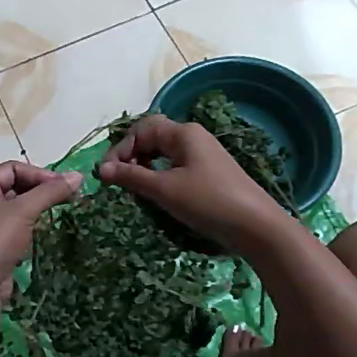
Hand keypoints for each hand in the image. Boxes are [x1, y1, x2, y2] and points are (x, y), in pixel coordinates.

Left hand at [0, 161, 82, 295]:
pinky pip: (11, 226)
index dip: (39, 174)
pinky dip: (27, 225)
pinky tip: (40, 231)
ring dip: (34, 208)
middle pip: (12, 185)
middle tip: (66, 198)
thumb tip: (78, 176)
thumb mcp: (23, 211)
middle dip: (39, 190)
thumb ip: (50, 191)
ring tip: (56, 212)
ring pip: (13, 207)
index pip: (12, 168)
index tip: (64, 186)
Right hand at [97, 114, 284, 252]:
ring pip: (162, 152)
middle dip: (130, 155)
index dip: (120, 149)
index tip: (106, 174)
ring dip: (142, 166)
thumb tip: (100, 169)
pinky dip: (158, 174)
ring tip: (132, 187)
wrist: (255, 226)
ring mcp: (201, 155)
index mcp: (183, 133)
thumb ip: (131, 176)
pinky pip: (174, 166)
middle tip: (117, 179)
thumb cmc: (208, 201)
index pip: (140, 130)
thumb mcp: (164, 189)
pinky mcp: (207, 173)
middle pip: (151, 137)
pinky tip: (155, 192)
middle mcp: (192, 138)